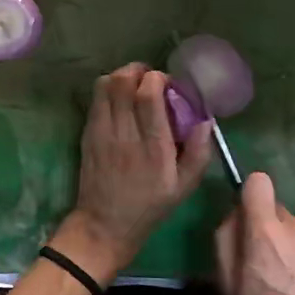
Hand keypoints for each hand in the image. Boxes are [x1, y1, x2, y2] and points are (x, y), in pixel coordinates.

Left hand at [50, 64, 214, 284]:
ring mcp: (102, 131)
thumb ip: (200, 151)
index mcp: (153, 146)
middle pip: (124, 81)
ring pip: (106, 84)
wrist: (105, 224)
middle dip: (139, 71)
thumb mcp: (185, 186)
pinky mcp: (88, 133)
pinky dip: (108, 89)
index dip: (158, 78)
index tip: (169, 85)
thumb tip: (206, 118)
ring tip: (135, 85)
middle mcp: (125, 133)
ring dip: (122, 76)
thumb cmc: (150, 206)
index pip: (148, 94)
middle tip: (151, 81)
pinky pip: (95, 98)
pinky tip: (120, 100)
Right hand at [215, 172, 294, 294]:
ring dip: (292, 248)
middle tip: (264, 266)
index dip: (250, 196)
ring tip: (292, 287)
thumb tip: (235, 217)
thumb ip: (226, 240)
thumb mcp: (228, 287)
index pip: (259, 182)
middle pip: (278, 212)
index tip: (246, 220)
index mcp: (265, 231)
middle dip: (268, 230)